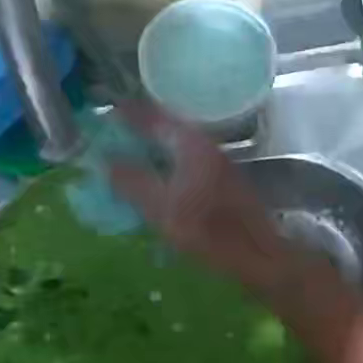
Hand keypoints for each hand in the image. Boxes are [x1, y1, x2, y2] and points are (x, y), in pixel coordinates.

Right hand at [108, 102, 293, 293]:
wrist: (257, 252)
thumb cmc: (208, 230)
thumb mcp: (161, 207)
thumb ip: (132, 181)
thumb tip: (105, 160)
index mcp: (190, 144)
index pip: (154, 116)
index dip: (129, 113)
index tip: (106, 110)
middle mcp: (207, 145)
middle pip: (168, 128)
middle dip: (141, 128)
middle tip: (114, 132)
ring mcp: (218, 162)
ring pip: (179, 146)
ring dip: (156, 147)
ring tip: (130, 153)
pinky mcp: (224, 180)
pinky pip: (188, 161)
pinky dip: (169, 162)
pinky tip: (158, 176)